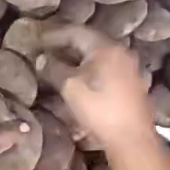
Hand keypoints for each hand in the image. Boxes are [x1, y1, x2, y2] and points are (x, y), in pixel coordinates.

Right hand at [36, 25, 156, 151]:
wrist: (131, 138)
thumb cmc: (99, 109)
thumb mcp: (70, 87)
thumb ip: (54, 69)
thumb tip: (41, 59)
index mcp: (106, 48)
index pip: (76, 32)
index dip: (54, 35)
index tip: (38, 40)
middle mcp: (121, 52)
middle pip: (89, 42)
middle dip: (66, 45)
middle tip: (46, 50)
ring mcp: (129, 67)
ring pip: (98, 55)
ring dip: (77, 58)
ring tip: (59, 64)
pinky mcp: (132, 82)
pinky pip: (106, 67)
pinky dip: (90, 68)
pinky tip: (79, 77)